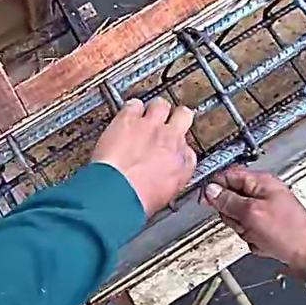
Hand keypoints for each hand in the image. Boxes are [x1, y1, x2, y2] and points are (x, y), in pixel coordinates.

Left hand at [90, 98, 196, 214]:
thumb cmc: (136, 200)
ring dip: (153, 109)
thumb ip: (168, 179)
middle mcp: (171, 140)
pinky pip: (134, 104)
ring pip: (161, 105)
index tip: (169, 148)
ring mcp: (150, 126)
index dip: (177, 145)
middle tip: (163, 123)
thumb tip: (162, 178)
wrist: (117, 192)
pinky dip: (130, 108)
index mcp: (183, 163)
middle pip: (183, 116)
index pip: (188, 147)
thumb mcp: (164, 196)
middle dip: (175, 117)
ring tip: (144, 115)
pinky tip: (126, 113)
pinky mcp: (129, 119)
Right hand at [203, 166, 305, 276]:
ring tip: (257, 233)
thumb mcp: (251, 214)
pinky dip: (252, 238)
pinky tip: (263, 242)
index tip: (210, 201)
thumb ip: (227, 200)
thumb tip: (210, 190)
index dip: (215, 188)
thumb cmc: (291, 234)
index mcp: (261, 182)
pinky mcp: (268, 226)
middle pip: (229, 198)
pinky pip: (248, 230)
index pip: (227, 175)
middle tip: (245, 222)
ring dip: (243, 229)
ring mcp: (266, 210)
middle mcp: (264, 193)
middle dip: (232, 215)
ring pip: (237, 217)